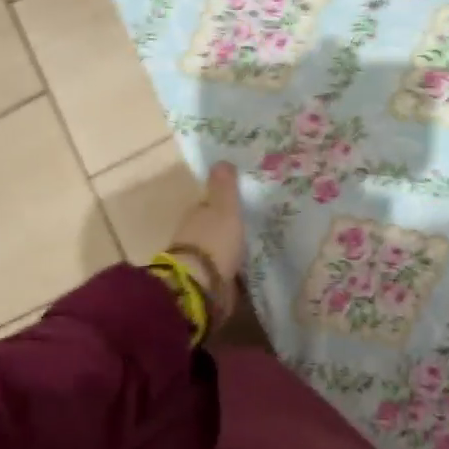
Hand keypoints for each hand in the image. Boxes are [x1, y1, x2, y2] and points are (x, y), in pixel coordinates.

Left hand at [167, 162, 244, 323]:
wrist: (200, 287)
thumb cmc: (214, 242)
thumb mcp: (224, 208)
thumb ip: (224, 187)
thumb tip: (221, 160)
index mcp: (196, 215)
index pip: (210, 206)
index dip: (225, 204)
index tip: (243, 204)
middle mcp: (193, 237)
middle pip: (214, 229)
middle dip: (228, 228)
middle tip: (252, 227)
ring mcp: (199, 263)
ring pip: (219, 251)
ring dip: (231, 250)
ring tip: (254, 249)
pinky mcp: (208, 284)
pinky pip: (224, 272)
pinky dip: (232, 270)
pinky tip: (248, 270)